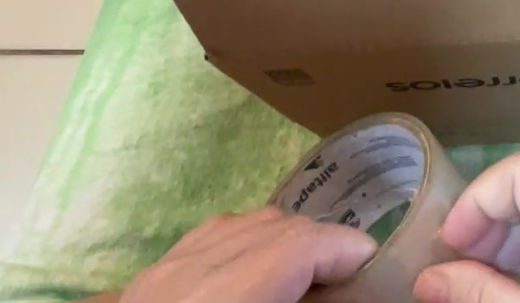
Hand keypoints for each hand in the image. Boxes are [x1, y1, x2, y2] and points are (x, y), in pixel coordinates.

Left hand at [120, 206, 374, 302]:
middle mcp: (189, 274)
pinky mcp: (144, 281)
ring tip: (305, 277)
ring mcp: (161, 274)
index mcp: (225, 297)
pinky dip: (244, 244)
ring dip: (285, 240)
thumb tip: (348, 289)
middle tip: (346, 280)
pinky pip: (208, 239)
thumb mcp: (257, 300)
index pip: (299, 244)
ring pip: (241, 224)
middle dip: (321, 245)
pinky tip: (254, 274)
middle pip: (275, 226)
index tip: (375, 270)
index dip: (346, 250)